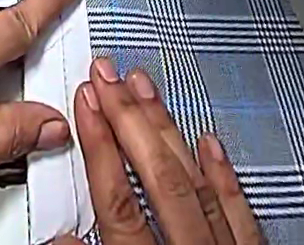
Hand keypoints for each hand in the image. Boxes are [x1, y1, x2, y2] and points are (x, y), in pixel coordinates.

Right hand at [59, 57, 263, 244]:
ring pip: (196, 184)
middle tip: (106, 74)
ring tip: (142, 84)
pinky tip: (209, 141)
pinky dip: (224, 176)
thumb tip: (60, 236)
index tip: (86, 99)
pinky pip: (243, 217)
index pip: (119, 204)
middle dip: (129, 120)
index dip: (100, 145)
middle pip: (160, 180)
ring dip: (167, 130)